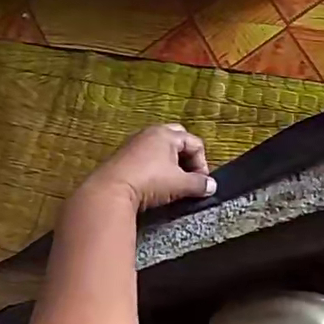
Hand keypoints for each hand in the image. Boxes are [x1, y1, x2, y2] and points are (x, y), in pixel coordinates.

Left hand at [78, 123, 215, 211]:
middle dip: (186, 159)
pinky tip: (154, 185)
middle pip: (177, 141)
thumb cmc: (149, 182)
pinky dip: (155, 168)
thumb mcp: (180, 184)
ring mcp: (134, 144)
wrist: (111, 191)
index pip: (195, 144)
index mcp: (167, 134)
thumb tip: (211, 186)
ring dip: (170, 165)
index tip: (201, 184)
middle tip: (188, 178)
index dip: (202, 164)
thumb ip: (199, 184)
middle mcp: (150, 133)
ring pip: (160, 150)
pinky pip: (146, 158)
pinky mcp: (122, 157)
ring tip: (172, 184)